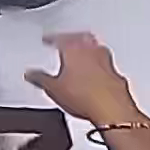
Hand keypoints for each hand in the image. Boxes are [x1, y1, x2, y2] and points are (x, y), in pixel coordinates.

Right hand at [25, 32, 149, 131]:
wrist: (112, 113)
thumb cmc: (84, 96)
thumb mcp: (52, 89)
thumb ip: (40, 78)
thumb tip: (31, 74)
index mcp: (73, 49)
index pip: (60, 38)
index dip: (51, 38)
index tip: (47, 39)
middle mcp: (92, 51)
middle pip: (83, 37)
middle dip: (75, 37)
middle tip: (69, 39)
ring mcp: (107, 63)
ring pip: (98, 49)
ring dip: (90, 50)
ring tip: (83, 55)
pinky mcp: (118, 77)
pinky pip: (108, 66)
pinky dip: (101, 67)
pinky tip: (97, 76)